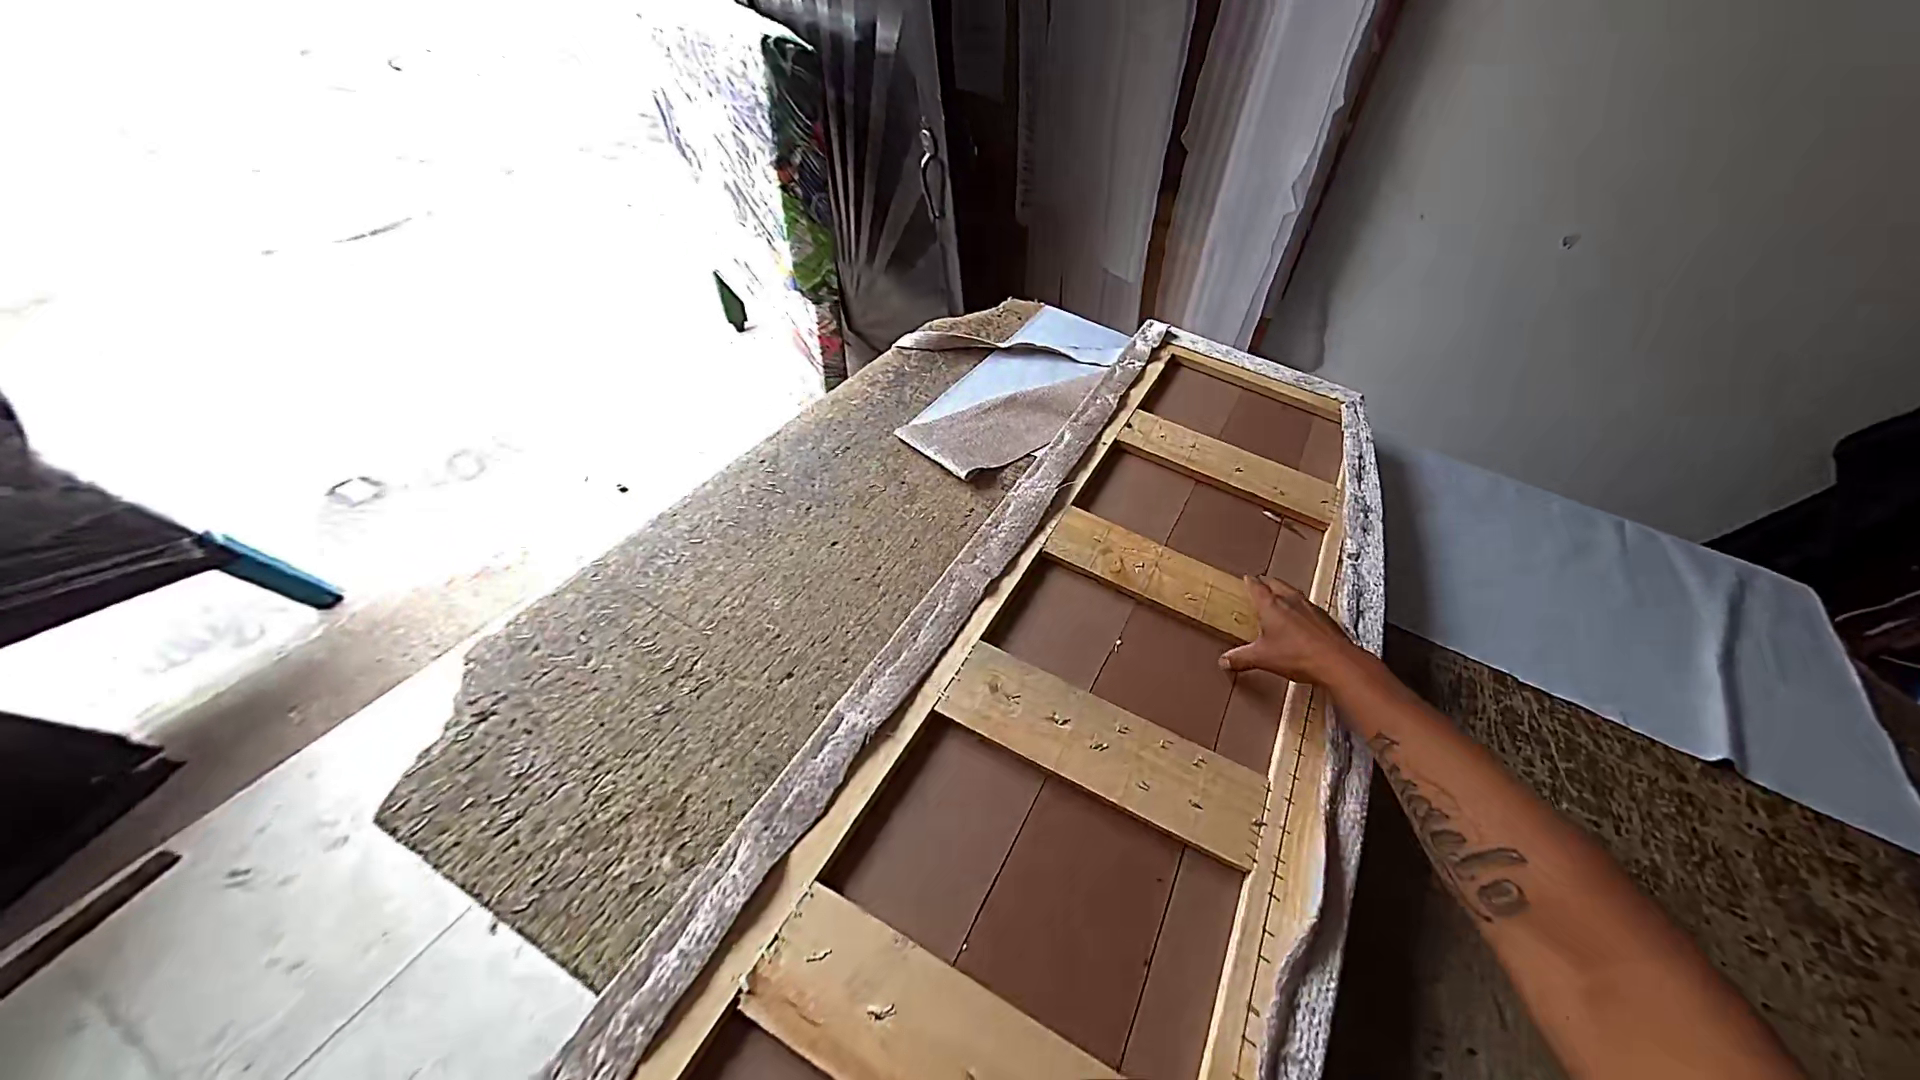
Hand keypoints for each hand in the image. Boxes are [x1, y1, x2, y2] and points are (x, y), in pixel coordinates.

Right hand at [1219, 575, 1365, 685]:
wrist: (1337, 663)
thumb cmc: (1300, 655)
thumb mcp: (1262, 658)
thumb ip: (1240, 658)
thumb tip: (1225, 661)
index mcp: (1271, 605)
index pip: (1257, 587)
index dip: (1250, 582)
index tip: (1247, 579)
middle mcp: (1291, 601)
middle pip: (1277, 584)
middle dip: (1268, 582)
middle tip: (1262, 583)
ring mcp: (1311, 609)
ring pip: (1295, 594)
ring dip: (1286, 594)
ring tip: (1282, 599)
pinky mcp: (1326, 619)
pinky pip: (1310, 608)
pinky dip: (1303, 610)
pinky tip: (1302, 621)